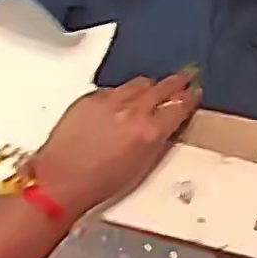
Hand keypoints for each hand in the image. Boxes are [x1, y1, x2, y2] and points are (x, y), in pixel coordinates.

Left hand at [29, 69, 200, 216]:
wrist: (61, 179)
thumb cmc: (102, 181)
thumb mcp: (144, 164)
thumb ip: (158, 139)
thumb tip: (166, 124)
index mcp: (150, 131)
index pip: (179, 106)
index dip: (190, 98)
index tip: (195, 92)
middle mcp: (133, 110)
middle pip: (162, 87)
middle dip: (177, 82)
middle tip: (186, 76)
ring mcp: (110, 101)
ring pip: (139, 83)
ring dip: (151, 85)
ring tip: (155, 87)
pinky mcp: (89, 98)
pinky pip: (114, 89)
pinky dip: (123, 92)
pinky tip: (123, 101)